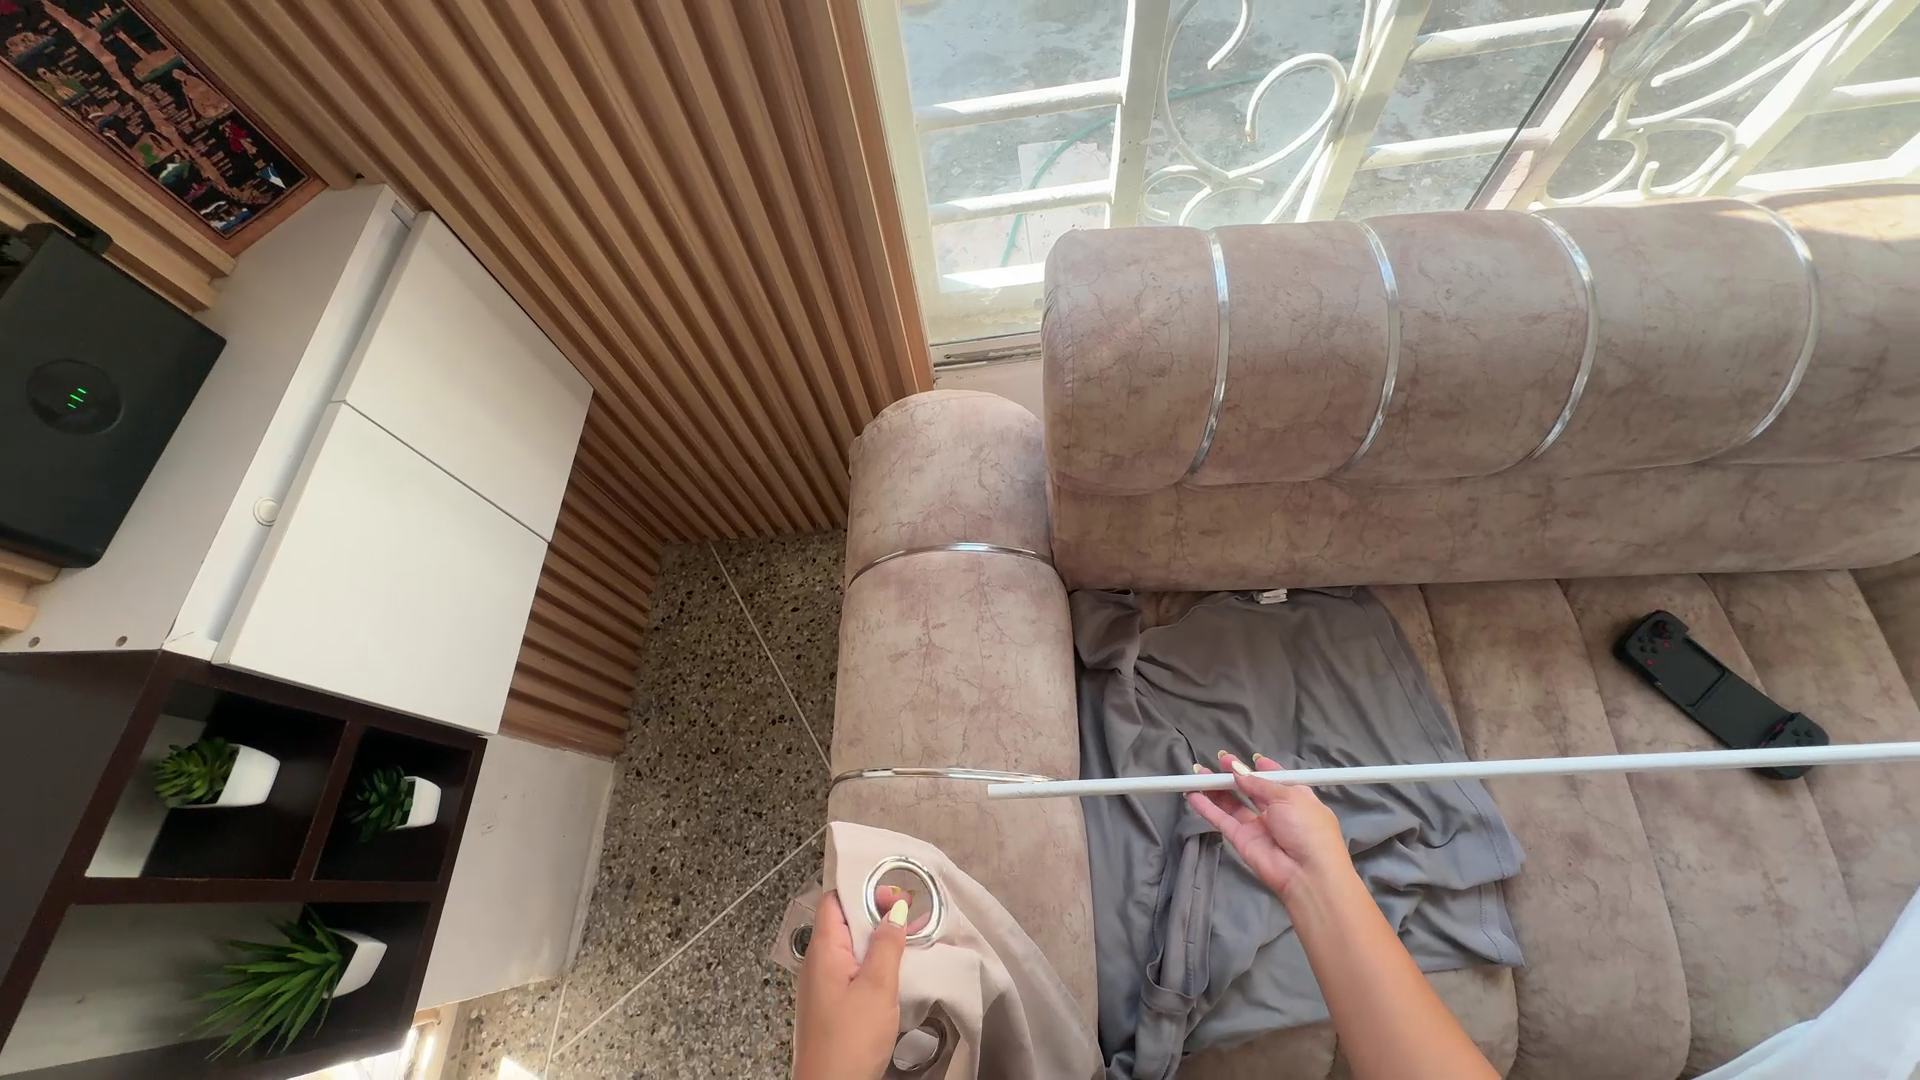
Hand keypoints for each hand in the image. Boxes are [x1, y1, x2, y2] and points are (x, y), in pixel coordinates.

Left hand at [792, 889, 910, 1079]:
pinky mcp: (832, 1004)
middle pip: (845, 920)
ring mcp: (823, 983)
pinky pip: (853, 968)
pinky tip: (895, 966)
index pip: (834, 899)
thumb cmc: (848, 1042)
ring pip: (852, 945)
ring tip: (909, 933)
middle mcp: (818, 961)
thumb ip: (887, 944)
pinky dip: (874, 960)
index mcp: (823, 948)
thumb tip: (895, 910)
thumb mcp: (876, 987)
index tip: (891, 888)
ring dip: (878, 937)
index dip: (862, 887)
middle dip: (876, 911)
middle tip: (908, 909)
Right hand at [1187, 752, 1349, 900]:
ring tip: (1198, 771)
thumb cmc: (1307, 828)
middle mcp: (1276, 812)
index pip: (1276, 780)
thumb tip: (1238, 771)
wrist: (1307, 874)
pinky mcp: (1240, 839)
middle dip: (1235, 774)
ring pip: (1231, 803)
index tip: (1252, 758)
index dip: (1263, 769)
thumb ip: (1259, 783)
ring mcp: (1257, 826)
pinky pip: (1220, 818)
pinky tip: (1191, 793)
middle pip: (1250, 789)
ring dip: (1216, 787)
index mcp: (1295, 799)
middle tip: (1219, 760)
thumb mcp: (1289, 796)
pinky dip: (1205, 806)